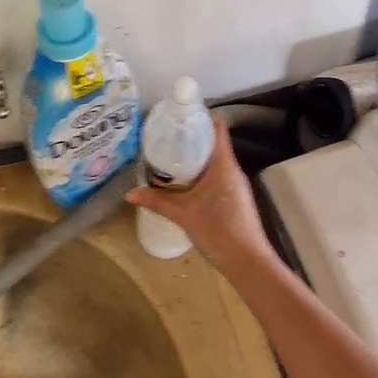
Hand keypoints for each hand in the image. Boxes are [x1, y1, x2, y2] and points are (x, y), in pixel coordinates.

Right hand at [128, 121, 275, 272]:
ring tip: (168, 160)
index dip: (200, 119)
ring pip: (213, 164)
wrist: (247, 262)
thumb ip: (157, 201)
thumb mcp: (183, 213)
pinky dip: (199, 176)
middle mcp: (232, 171)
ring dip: (194, 161)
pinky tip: (183, 185)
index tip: (180, 115)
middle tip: (164, 139)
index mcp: (224, 165)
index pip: (217, 131)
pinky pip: (215, 179)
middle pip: (212, 146)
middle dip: (190, 141)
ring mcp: (235, 186)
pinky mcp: (234, 200)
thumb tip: (130, 193)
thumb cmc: (218, 230)